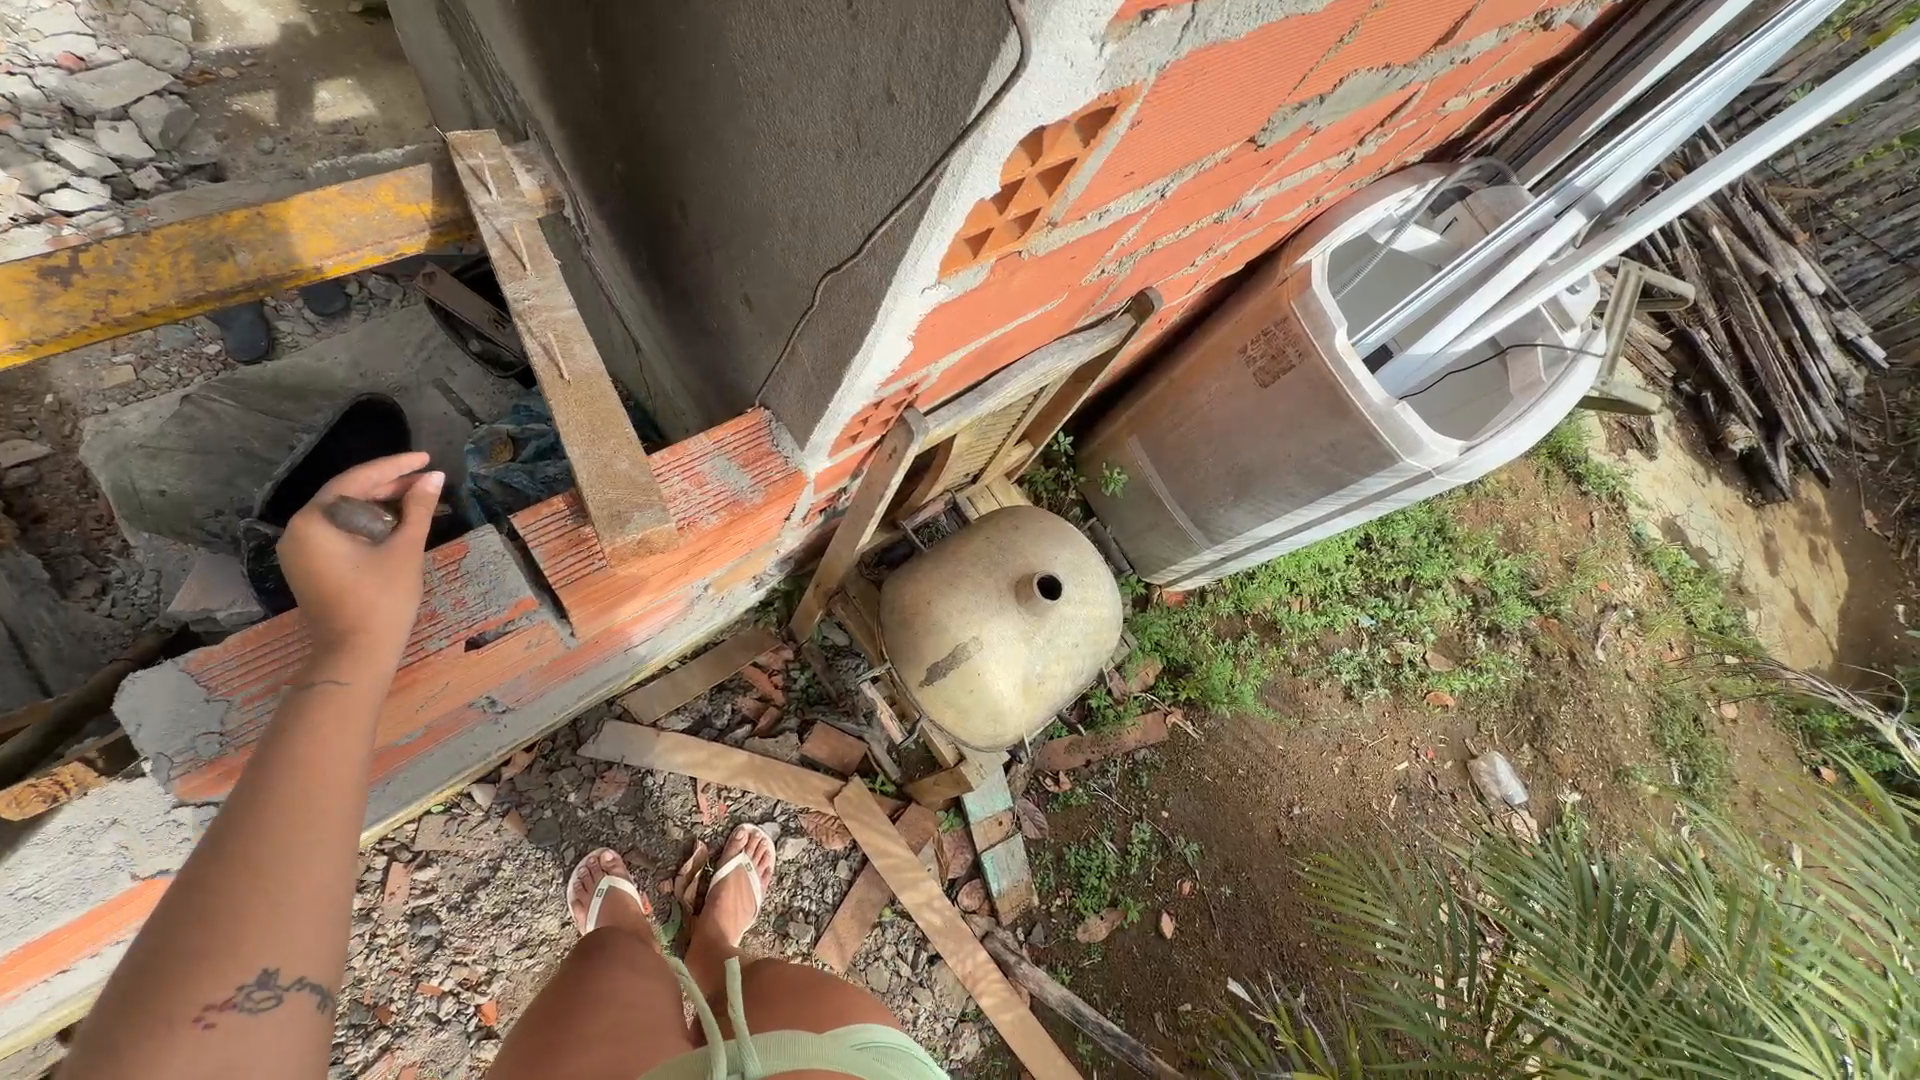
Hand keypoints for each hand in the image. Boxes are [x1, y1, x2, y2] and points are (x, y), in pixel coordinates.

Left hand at [277, 453, 443, 666]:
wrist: (356, 651)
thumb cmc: (382, 599)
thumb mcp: (405, 549)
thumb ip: (418, 509)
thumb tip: (435, 478)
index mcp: (314, 520)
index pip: (356, 479)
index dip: (395, 466)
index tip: (426, 459)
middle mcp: (298, 530)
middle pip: (347, 495)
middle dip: (389, 485)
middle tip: (427, 480)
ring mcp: (300, 550)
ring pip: (344, 514)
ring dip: (381, 505)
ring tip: (418, 499)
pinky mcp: (310, 566)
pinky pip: (339, 533)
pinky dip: (368, 524)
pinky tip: (396, 524)